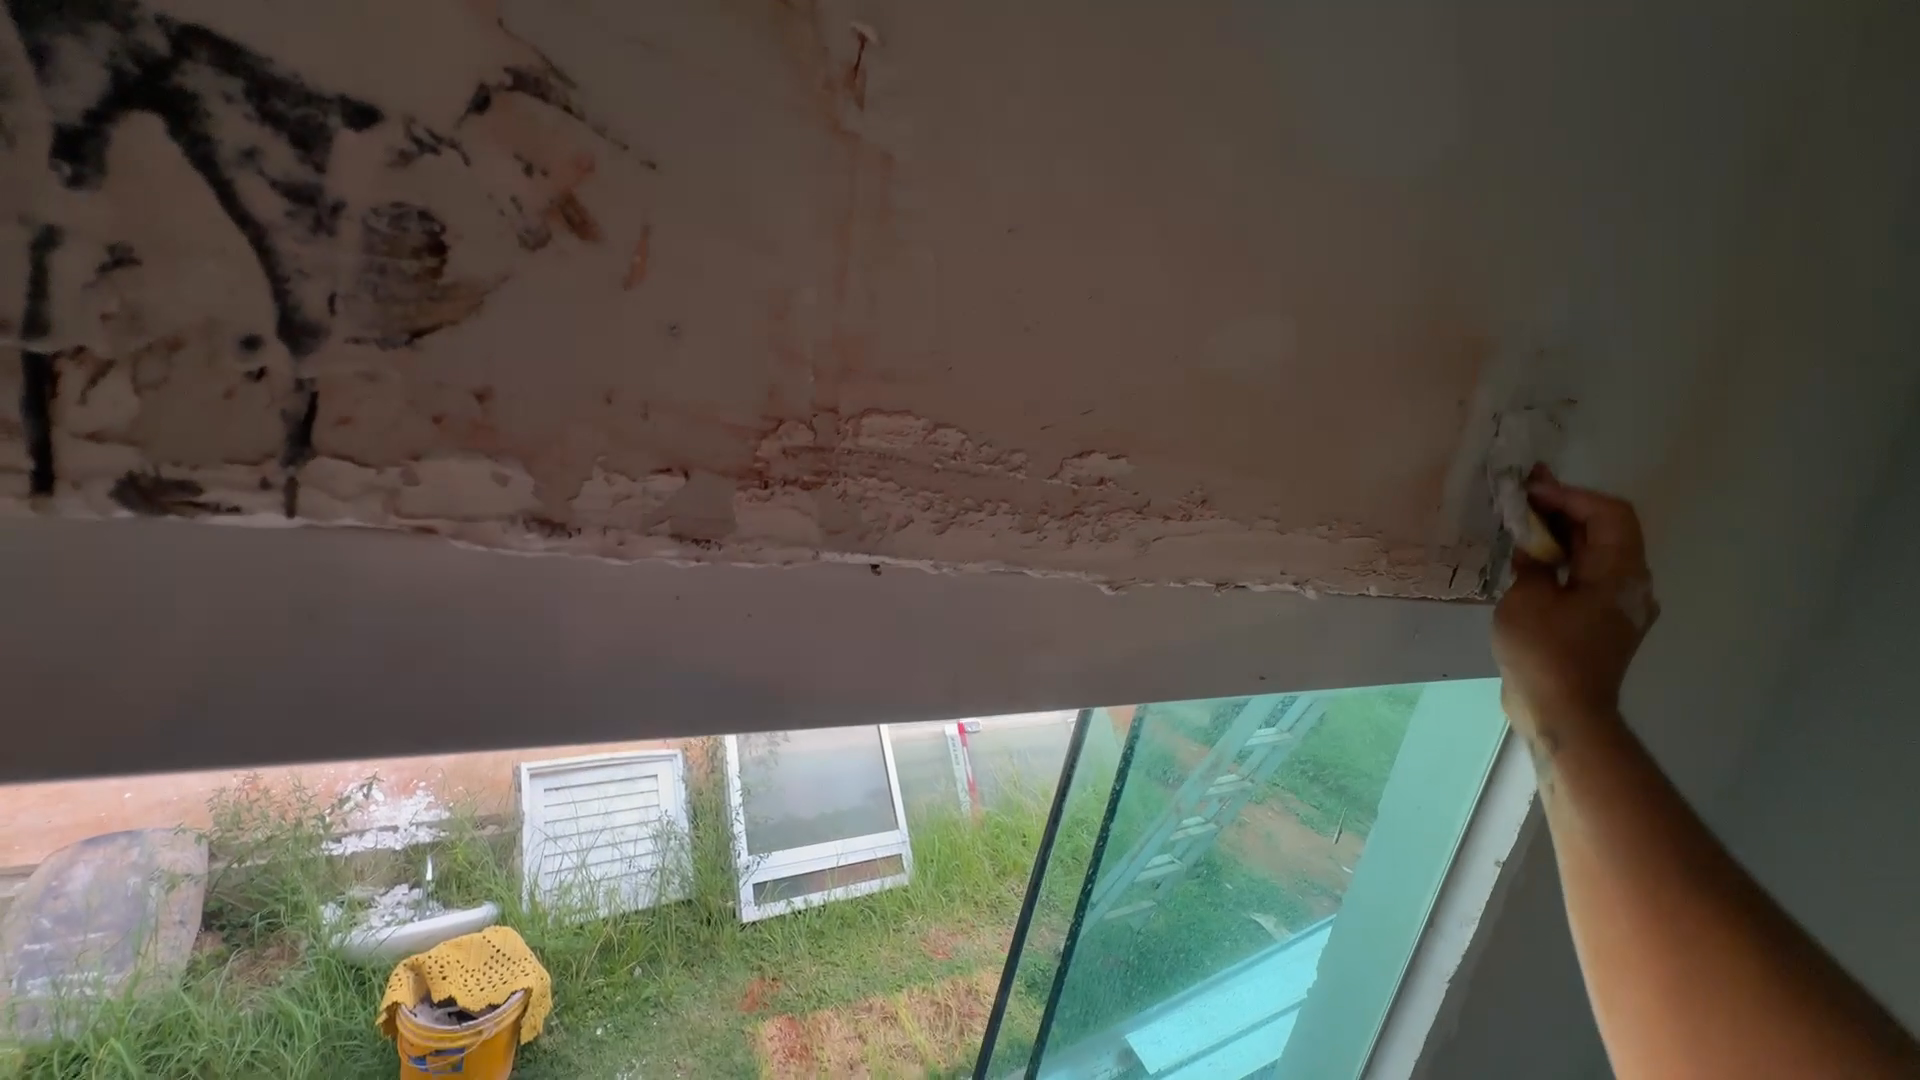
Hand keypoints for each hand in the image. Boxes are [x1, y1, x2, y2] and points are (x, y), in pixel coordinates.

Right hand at [1492, 467, 1658, 742]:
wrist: (1564, 712)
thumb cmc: (1546, 652)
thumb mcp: (1527, 599)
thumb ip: (1534, 564)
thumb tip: (1533, 546)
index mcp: (1621, 574)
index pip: (1610, 514)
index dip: (1571, 495)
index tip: (1531, 491)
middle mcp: (1631, 586)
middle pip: (1605, 531)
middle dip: (1565, 508)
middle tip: (1524, 493)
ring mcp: (1618, 607)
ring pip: (1595, 554)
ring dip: (1561, 534)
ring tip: (1521, 521)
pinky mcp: (1600, 623)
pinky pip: (1585, 578)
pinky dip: (1561, 561)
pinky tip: (1530, 561)